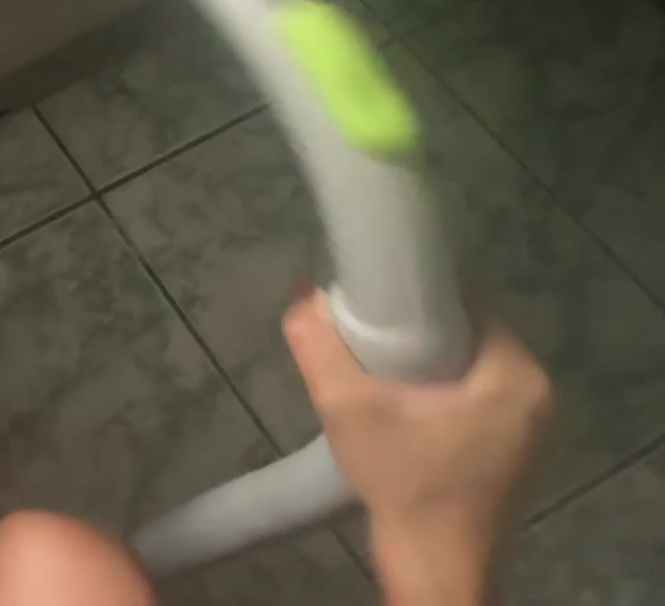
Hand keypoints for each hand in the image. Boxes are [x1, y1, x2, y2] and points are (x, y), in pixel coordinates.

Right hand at [284, 293, 551, 595]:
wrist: (431, 553)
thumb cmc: (399, 475)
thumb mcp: (342, 401)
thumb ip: (315, 340)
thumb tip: (306, 291)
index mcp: (515, 374)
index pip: (460, 299)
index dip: (405, 288)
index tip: (360, 291)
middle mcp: (536, 389)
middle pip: (457, 325)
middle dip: (402, 321)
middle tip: (352, 331)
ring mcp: (527, 416)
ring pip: (458, 352)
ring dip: (411, 348)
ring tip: (362, 359)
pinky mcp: (509, 435)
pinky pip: (464, 379)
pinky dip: (425, 373)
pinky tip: (387, 389)